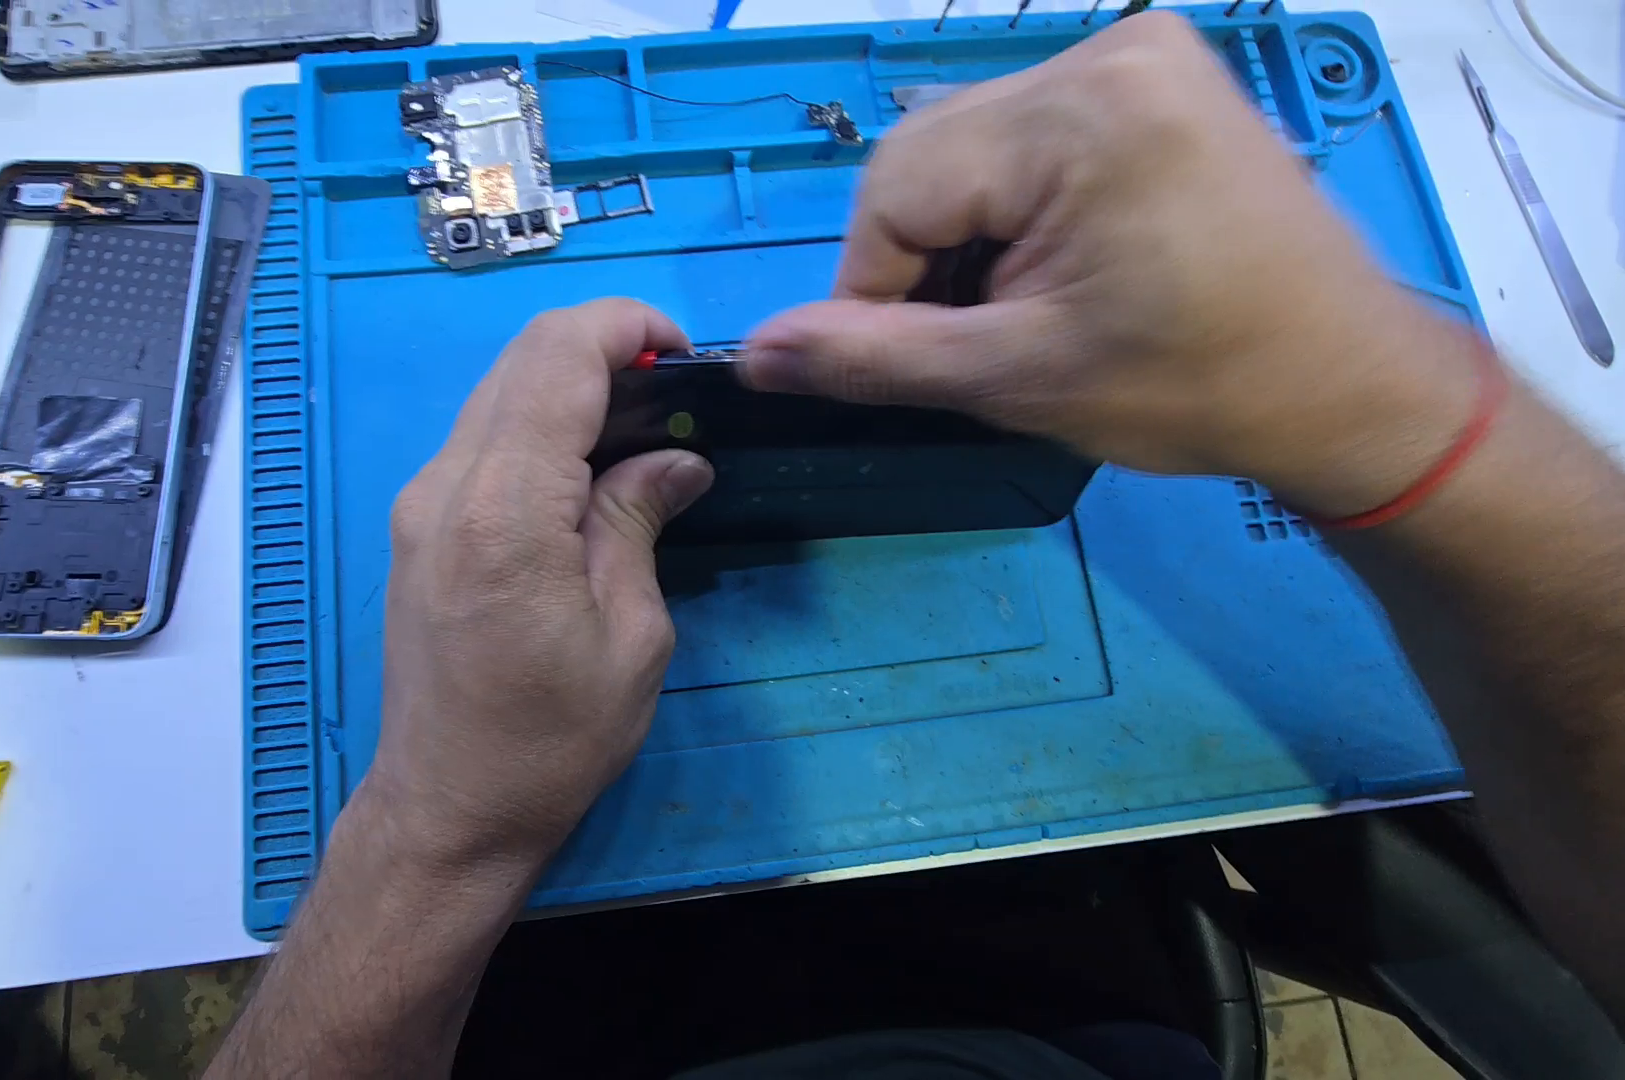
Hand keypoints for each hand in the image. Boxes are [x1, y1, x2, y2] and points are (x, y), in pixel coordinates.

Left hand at [368, 299, 713, 866]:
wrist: (448, 809)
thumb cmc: (552, 740)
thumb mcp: (631, 637)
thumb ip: (639, 523)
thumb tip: (677, 461)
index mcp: (506, 510)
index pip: (556, 360)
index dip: (624, 328)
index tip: (679, 354)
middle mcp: (446, 487)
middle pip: (521, 360)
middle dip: (603, 349)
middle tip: (670, 395)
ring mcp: (420, 504)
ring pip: (498, 393)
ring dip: (570, 388)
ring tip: (638, 433)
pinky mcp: (418, 527)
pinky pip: (483, 440)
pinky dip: (540, 426)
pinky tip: (585, 472)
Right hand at [745, 12, 1482, 518]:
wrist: (1339, 384)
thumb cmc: (1186, 389)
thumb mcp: (1008, 380)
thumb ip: (868, 359)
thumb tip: (753, 354)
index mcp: (1081, 115)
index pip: (895, 189)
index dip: (874, 286)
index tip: (917, 359)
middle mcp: (1104, 54)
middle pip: (922, 162)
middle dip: (915, 263)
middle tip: (972, 338)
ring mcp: (1130, 61)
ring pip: (957, 157)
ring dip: (950, 245)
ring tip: (1013, 309)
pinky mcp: (1142, 89)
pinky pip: (1010, 151)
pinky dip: (993, 221)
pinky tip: (1038, 272)